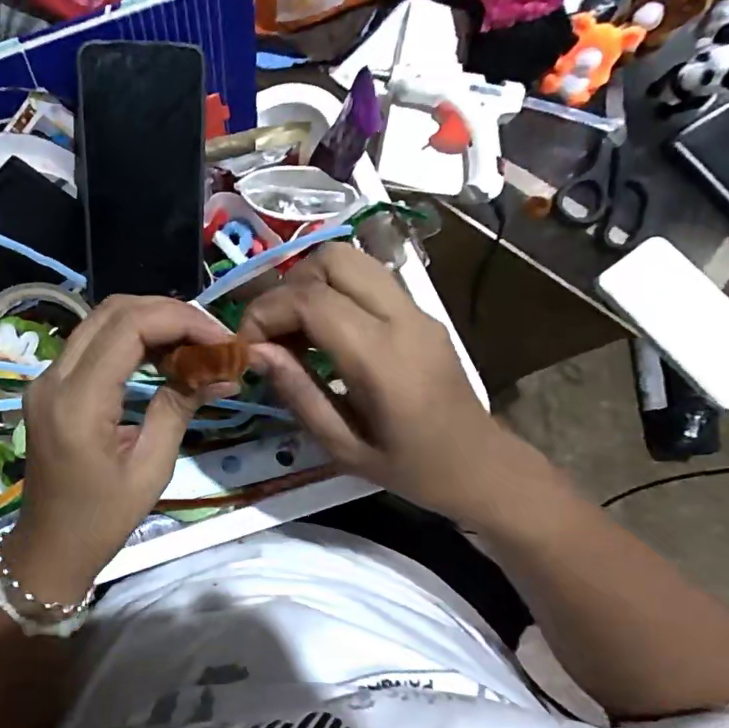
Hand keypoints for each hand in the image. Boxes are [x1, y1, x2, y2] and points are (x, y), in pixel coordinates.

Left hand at [6, 296, 236, 596]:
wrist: (50, 546)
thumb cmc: (102, 519)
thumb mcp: (151, 468)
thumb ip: (179, 407)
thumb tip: (221, 372)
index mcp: (78, 402)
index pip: (129, 326)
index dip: (181, 321)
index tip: (221, 340)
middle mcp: (54, 378)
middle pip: (114, 311)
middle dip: (170, 315)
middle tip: (212, 339)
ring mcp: (47, 379)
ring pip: (102, 321)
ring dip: (152, 323)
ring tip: (196, 347)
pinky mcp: (51, 386)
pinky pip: (94, 343)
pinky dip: (133, 340)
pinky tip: (165, 358)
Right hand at [237, 242, 518, 520]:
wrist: (480, 465)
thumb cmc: (410, 468)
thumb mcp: (343, 447)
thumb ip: (298, 393)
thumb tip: (256, 351)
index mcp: (381, 357)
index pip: (310, 300)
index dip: (266, 312)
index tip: (248, 344)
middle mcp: (401, 318)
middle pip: (332, 259)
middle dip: (288, 287)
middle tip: (274, 332)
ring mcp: (417, 309)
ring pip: (352, 258)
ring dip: (312, 282)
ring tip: (297, 329)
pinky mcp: (423, 312)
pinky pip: (369, 278)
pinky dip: (336, 290)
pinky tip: (327, 333)